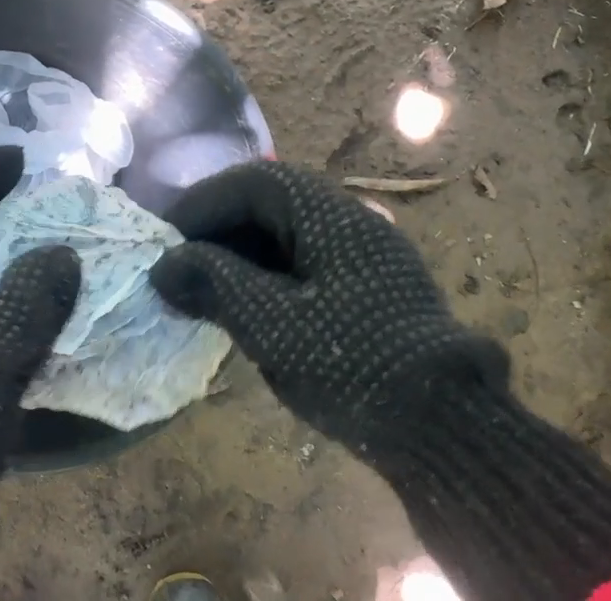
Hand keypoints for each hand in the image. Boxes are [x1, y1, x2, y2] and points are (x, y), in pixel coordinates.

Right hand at [149, 160, 503, 458]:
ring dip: (241, 253)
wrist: (447, 426)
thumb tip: (164, 265)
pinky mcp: (372, 289)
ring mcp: (366, 255)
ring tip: (204, 287)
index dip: (200, 205)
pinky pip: (307, 262)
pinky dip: (268, 275)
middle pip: (270, 204)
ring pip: (288, 234)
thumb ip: (213, 283)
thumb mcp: (271, 324)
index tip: (164, 236)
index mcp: (329, 215)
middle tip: (180, 262)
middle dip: (218, 229)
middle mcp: (351, 221)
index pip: (251, 184)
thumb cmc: (353, 364)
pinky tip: (247, 307)